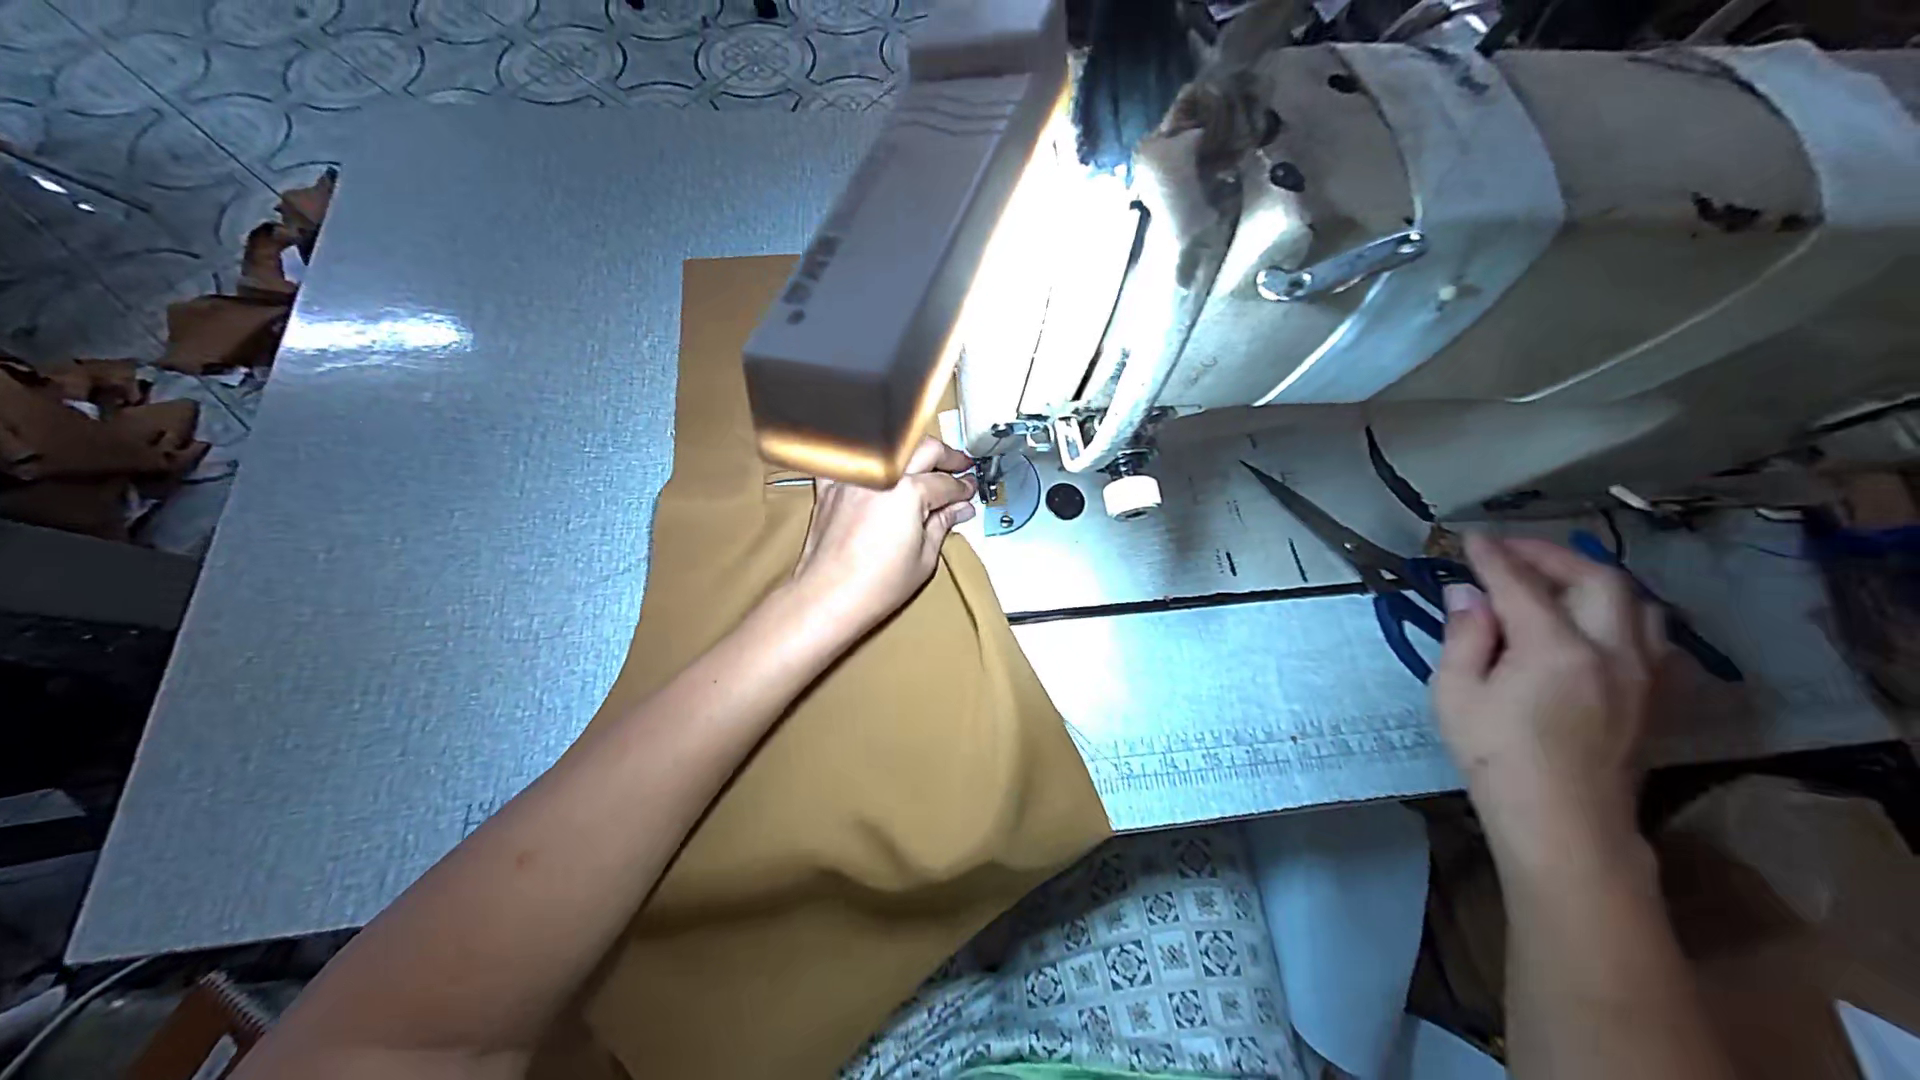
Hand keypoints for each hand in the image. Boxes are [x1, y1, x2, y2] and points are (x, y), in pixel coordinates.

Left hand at [786, 436, 976, 639]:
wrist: (828, 597)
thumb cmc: (873, 586)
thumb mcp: (924, 558)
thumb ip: (942, 524)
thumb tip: (957, 510)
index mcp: (909, 492)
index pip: (946, 483)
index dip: (963, 488)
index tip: (968, 492)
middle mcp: (881, 477)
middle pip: (924, 450)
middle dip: (947, 456)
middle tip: (959, 467)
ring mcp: (854, 479)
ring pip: (890, 448)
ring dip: (912, 453)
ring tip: (924, 466)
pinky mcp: (831, 488)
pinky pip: (851, 461)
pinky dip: (866, 461)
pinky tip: (877, 469)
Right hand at [1433, 534, 1669, 859]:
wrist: (1563, 824)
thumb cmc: (1495, 758)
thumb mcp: (1456, 693)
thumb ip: (1465, 636)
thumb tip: (1467, 593)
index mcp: (1557, 649)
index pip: (1522, 584)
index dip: (1494, 556)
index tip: (1471, 539)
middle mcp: (1612, 651)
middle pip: (1597, 579)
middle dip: (1551, 556)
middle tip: (1511, 552)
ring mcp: (1644, 674)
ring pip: (1635, 603)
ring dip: (1592, 579)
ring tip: (1554, 579)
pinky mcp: (1654, 696)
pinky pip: (1649, 634)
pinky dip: (1618, 611)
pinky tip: (1591, 622)